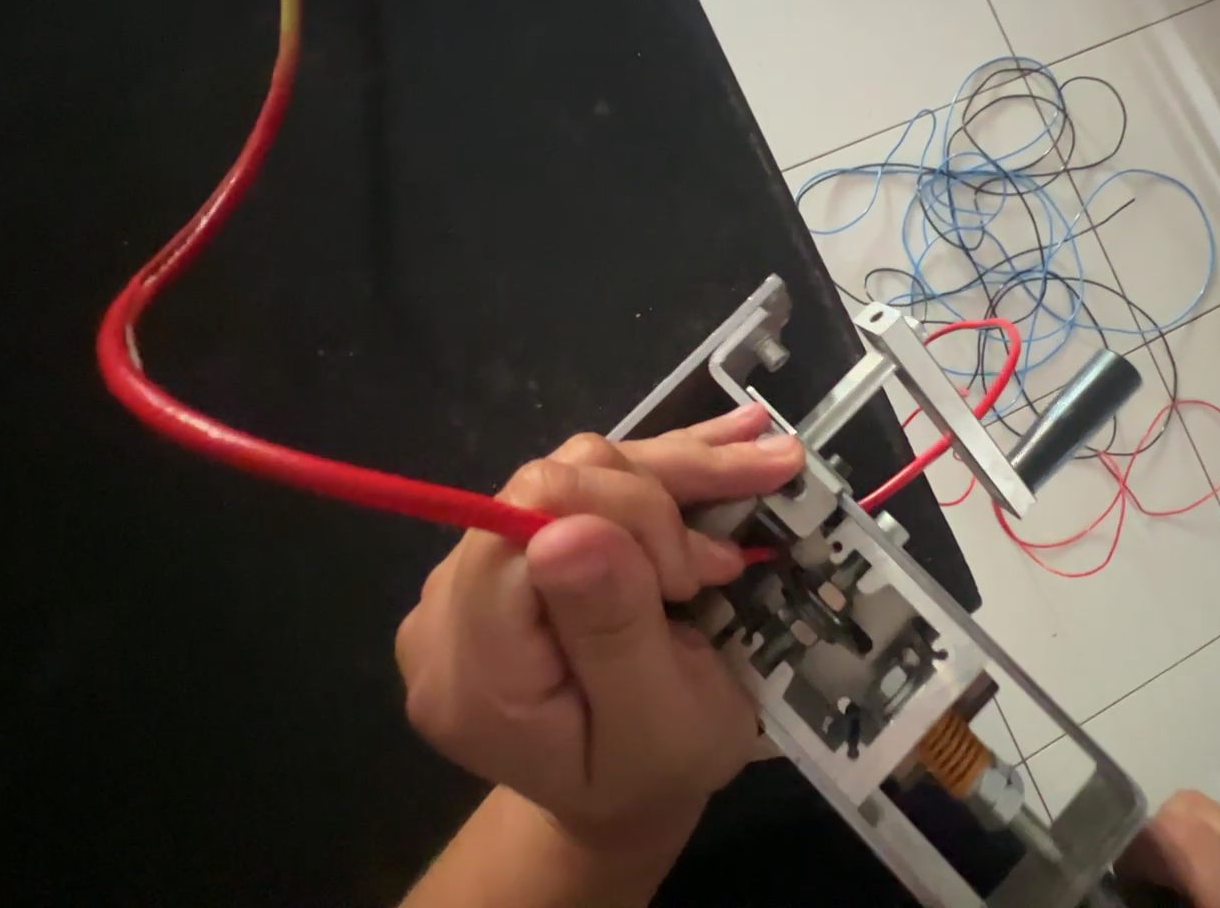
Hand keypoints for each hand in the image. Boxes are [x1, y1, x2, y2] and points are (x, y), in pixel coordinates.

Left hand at [394, 404, 804, 853]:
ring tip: (764, 470)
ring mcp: (485, 566)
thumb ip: (611, 632)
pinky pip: (598, 473)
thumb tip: (570, 528)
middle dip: (663, 500)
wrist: (632, 783)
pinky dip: (673, 461)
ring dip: (681, 473)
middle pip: (558, 481)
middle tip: (733, 552)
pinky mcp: (527, 541)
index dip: (627, 521)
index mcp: (473, 667)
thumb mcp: (655, 725)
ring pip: (587, 463)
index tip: (701, 575)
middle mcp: (454, 604)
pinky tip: (736, 436)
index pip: (526, 522)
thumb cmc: (655, 771)